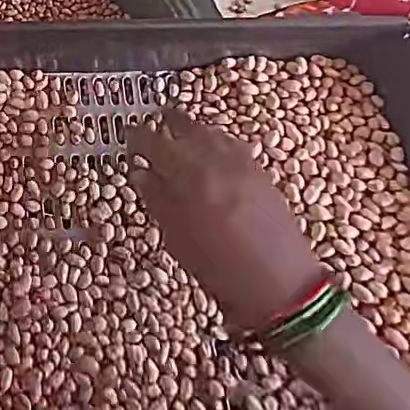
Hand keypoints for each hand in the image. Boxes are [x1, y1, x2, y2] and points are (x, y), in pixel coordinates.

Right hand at [129, 109, 322, 325]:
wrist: (281, 285)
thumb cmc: (219, 267)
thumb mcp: (175, 235)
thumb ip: (155, 197)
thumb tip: (140, 172)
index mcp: (188, 174)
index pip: (152, 141)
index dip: (136, 137)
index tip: (129, 139)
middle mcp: (216, 159)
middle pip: (184, 125)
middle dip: (164, 124)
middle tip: (151, 133)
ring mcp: (242, 163)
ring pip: (210, 131)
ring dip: (191, 132)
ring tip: (178, 142)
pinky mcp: (261, 171)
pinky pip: (232, 144)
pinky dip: (215, 143)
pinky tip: (210, 157)